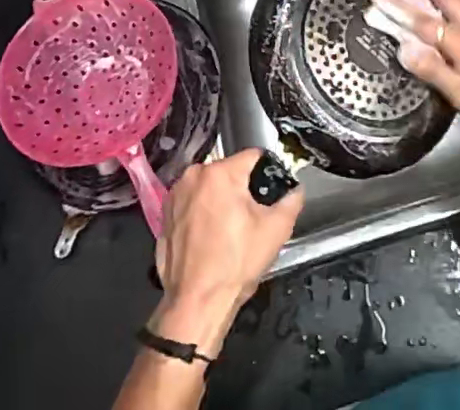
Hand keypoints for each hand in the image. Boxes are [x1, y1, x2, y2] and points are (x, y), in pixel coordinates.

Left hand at [149, 149, 302, 356]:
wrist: (197, 302)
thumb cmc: (236, 262)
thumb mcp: (275, 230)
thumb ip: (291, 200)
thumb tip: (295, 189)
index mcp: (220, 173)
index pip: (253, 156)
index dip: (268, 172)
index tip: (272, 193)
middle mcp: (193, 175)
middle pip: (230, 171)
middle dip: (243, 188)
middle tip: (252, 217)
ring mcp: (175, 194)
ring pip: (210, 187)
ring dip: (221, 199)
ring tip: (231, 229)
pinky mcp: (165, 213)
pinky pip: (192, 202)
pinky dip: (203, 212)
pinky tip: (210, 237)